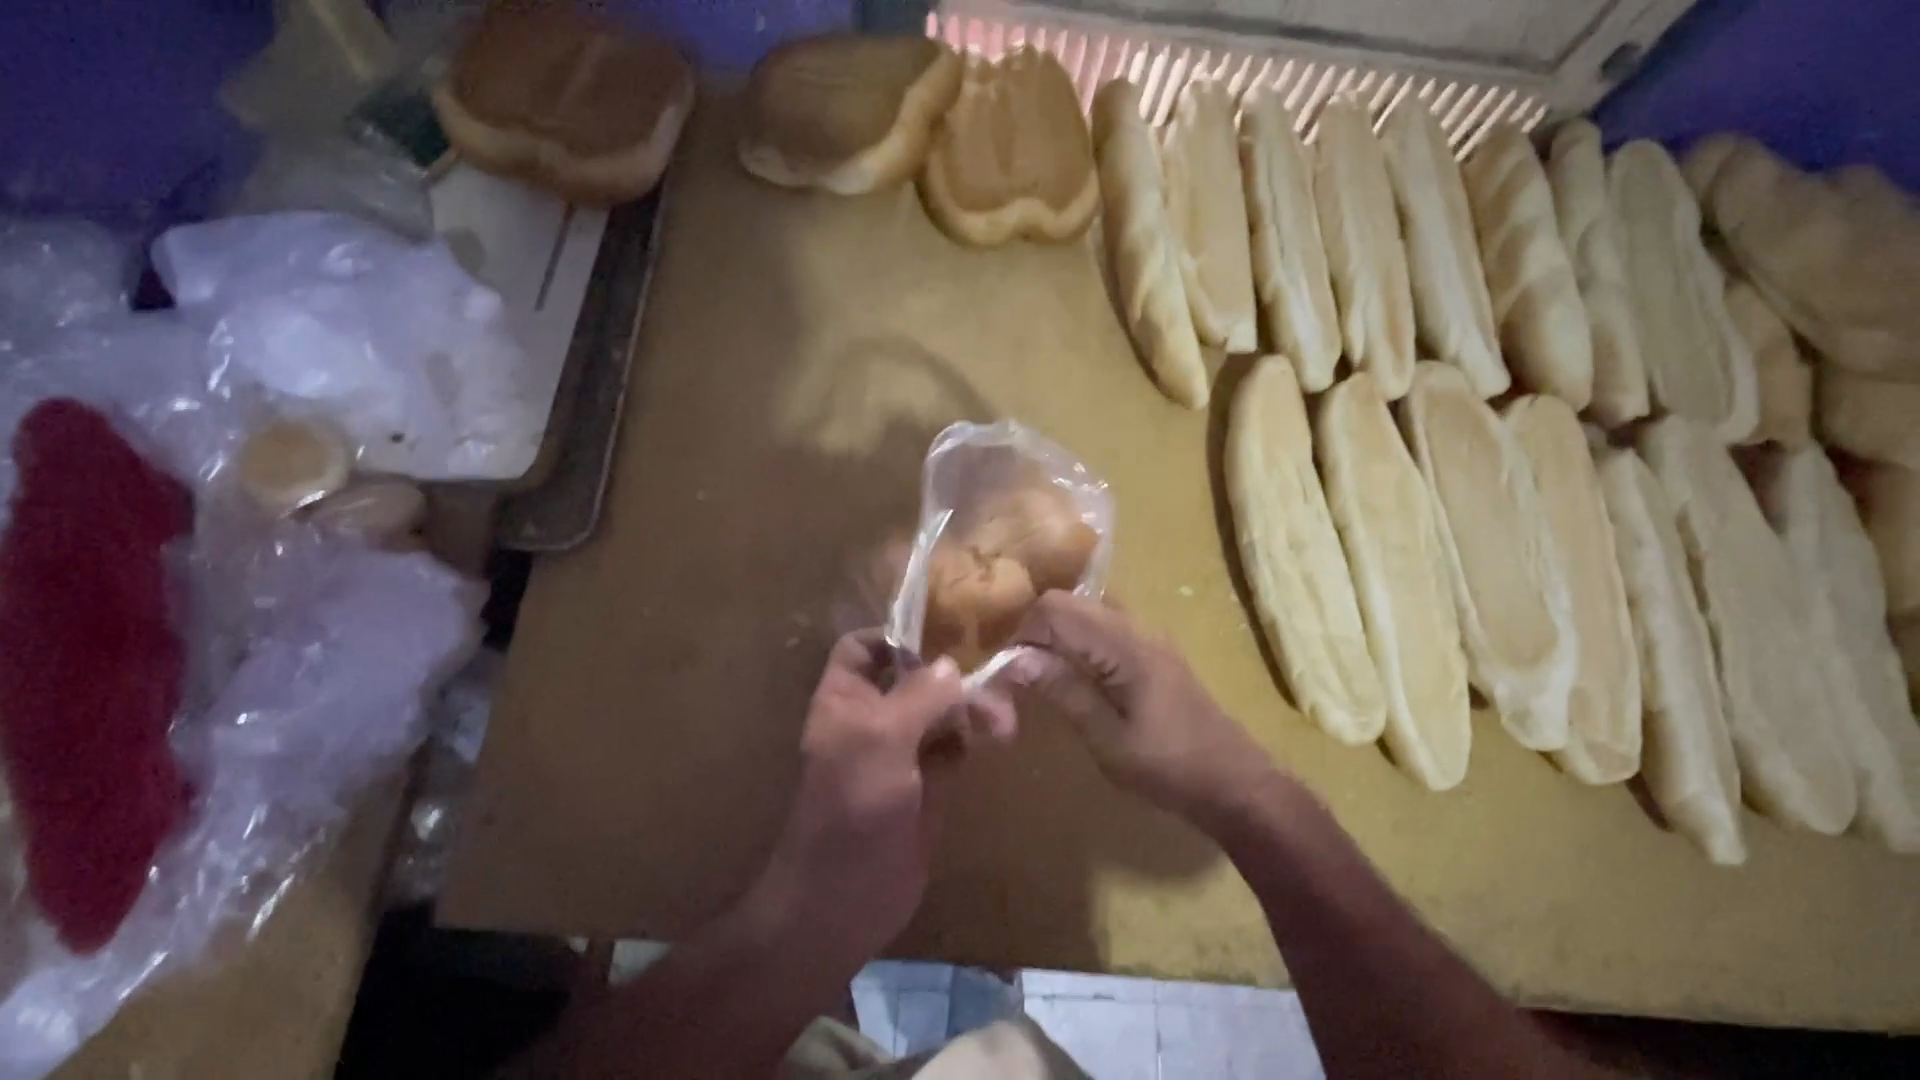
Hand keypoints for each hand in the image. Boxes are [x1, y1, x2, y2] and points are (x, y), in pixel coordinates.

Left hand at [749, 631, 1003, 962]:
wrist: (846, 899)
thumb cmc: (853, 807)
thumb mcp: (881, 738)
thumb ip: (918, 695)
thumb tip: (950, 665)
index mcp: (845, 699)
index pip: (864, 648)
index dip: (897, 636)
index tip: (945, 635)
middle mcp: (872, 719)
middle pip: (914, 677)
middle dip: (952, 675)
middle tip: (995, 684)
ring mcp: (901, 754)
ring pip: (940, 713)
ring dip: (972, 708)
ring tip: (1003, 723)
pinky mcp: (928, 787)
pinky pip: (954, 748)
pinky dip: (974, 738)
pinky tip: (999, 738)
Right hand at [1009, 592, 1275, 827]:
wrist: (1235, 783)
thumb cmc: (1170, 767)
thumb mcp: (1108, 738)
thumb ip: (1063, 691)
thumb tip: (1014, 658)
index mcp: (1125, 645)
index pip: (1056, 607)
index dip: (1022, 631)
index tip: (1005, 670)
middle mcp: (1137, 627)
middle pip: (1070, 602)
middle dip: (1034, 630)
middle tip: (1014, 673)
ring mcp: (1148, 637)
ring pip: (1087, 612)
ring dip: (1056, 635)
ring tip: (1036, 674)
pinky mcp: (1153, 653)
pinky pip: (1104, 629)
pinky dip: (1077, 642)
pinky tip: (1069, 676)